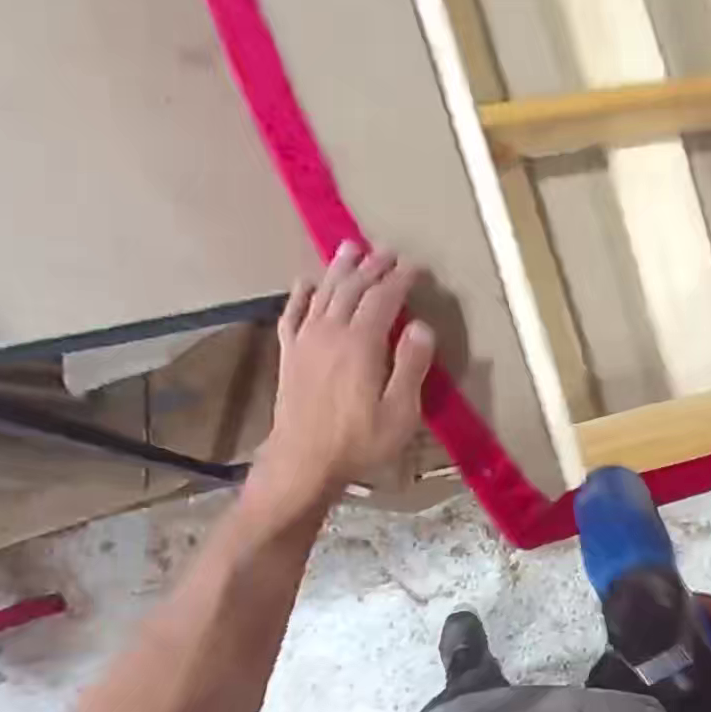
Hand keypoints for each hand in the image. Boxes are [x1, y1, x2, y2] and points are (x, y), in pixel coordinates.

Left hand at [260, 241, 434, 498]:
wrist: (303, 462)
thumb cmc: (358, 442)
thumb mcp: (400, 412)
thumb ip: (411, 366)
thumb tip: (421, 326)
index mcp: (361, 344)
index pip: (383, 299)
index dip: (400, 280)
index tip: (415, 267)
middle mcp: (330, 332)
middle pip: (352, 288)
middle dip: (372, 267)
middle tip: (387, 251)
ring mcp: (305, 341)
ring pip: (323, 293)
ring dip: (339, 269)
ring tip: (350, 249)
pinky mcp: (289, 355)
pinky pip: (293, 313)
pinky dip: (301, 294)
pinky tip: (306, 282)